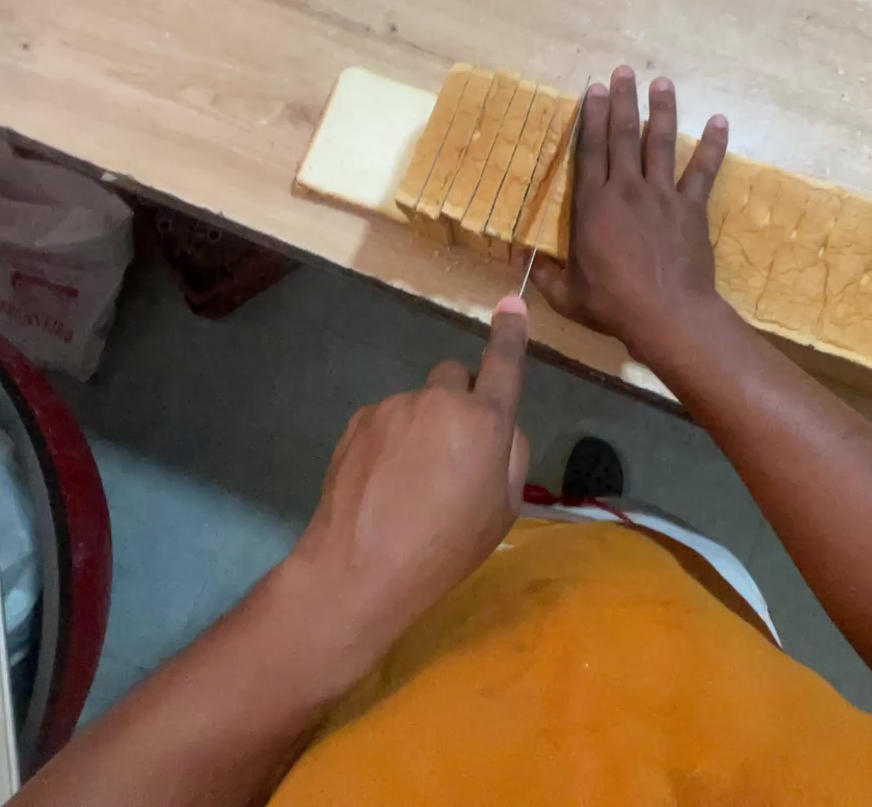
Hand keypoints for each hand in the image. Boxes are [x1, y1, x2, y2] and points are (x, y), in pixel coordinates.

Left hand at [287, 296, 530, 649]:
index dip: (510, 334)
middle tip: (452, 452)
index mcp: (484, 421)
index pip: (504, 364)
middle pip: (456, 377)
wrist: (359, 567)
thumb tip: (500, 425)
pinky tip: (382, 481)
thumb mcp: (504, 509)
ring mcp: (394, 405)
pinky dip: (391, 439)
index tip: (511, 303)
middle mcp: (439, 400)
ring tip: (408, 482)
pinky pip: (388, 418)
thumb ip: (512, 454)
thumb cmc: (445, 547)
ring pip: (419, 403)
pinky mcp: (360, 419)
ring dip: (422, 427)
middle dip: (460, 401)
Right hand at [530, 66, 731, 364]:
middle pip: (623, 136)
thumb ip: (543, 273)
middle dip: (622, 101)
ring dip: (661, 110)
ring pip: (661, 143)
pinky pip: (703, 170)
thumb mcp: (565, 295)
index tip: (593, 89)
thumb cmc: (612, 304)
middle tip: (623, 72)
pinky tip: (720, 121)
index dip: (591, 117)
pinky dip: (713, 145)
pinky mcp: (690, 208)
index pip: (590, 151)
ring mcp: (661, 196)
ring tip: (661, 83)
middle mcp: (626, 190)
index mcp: (592, 206)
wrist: (667, 314)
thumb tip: (518, 256)